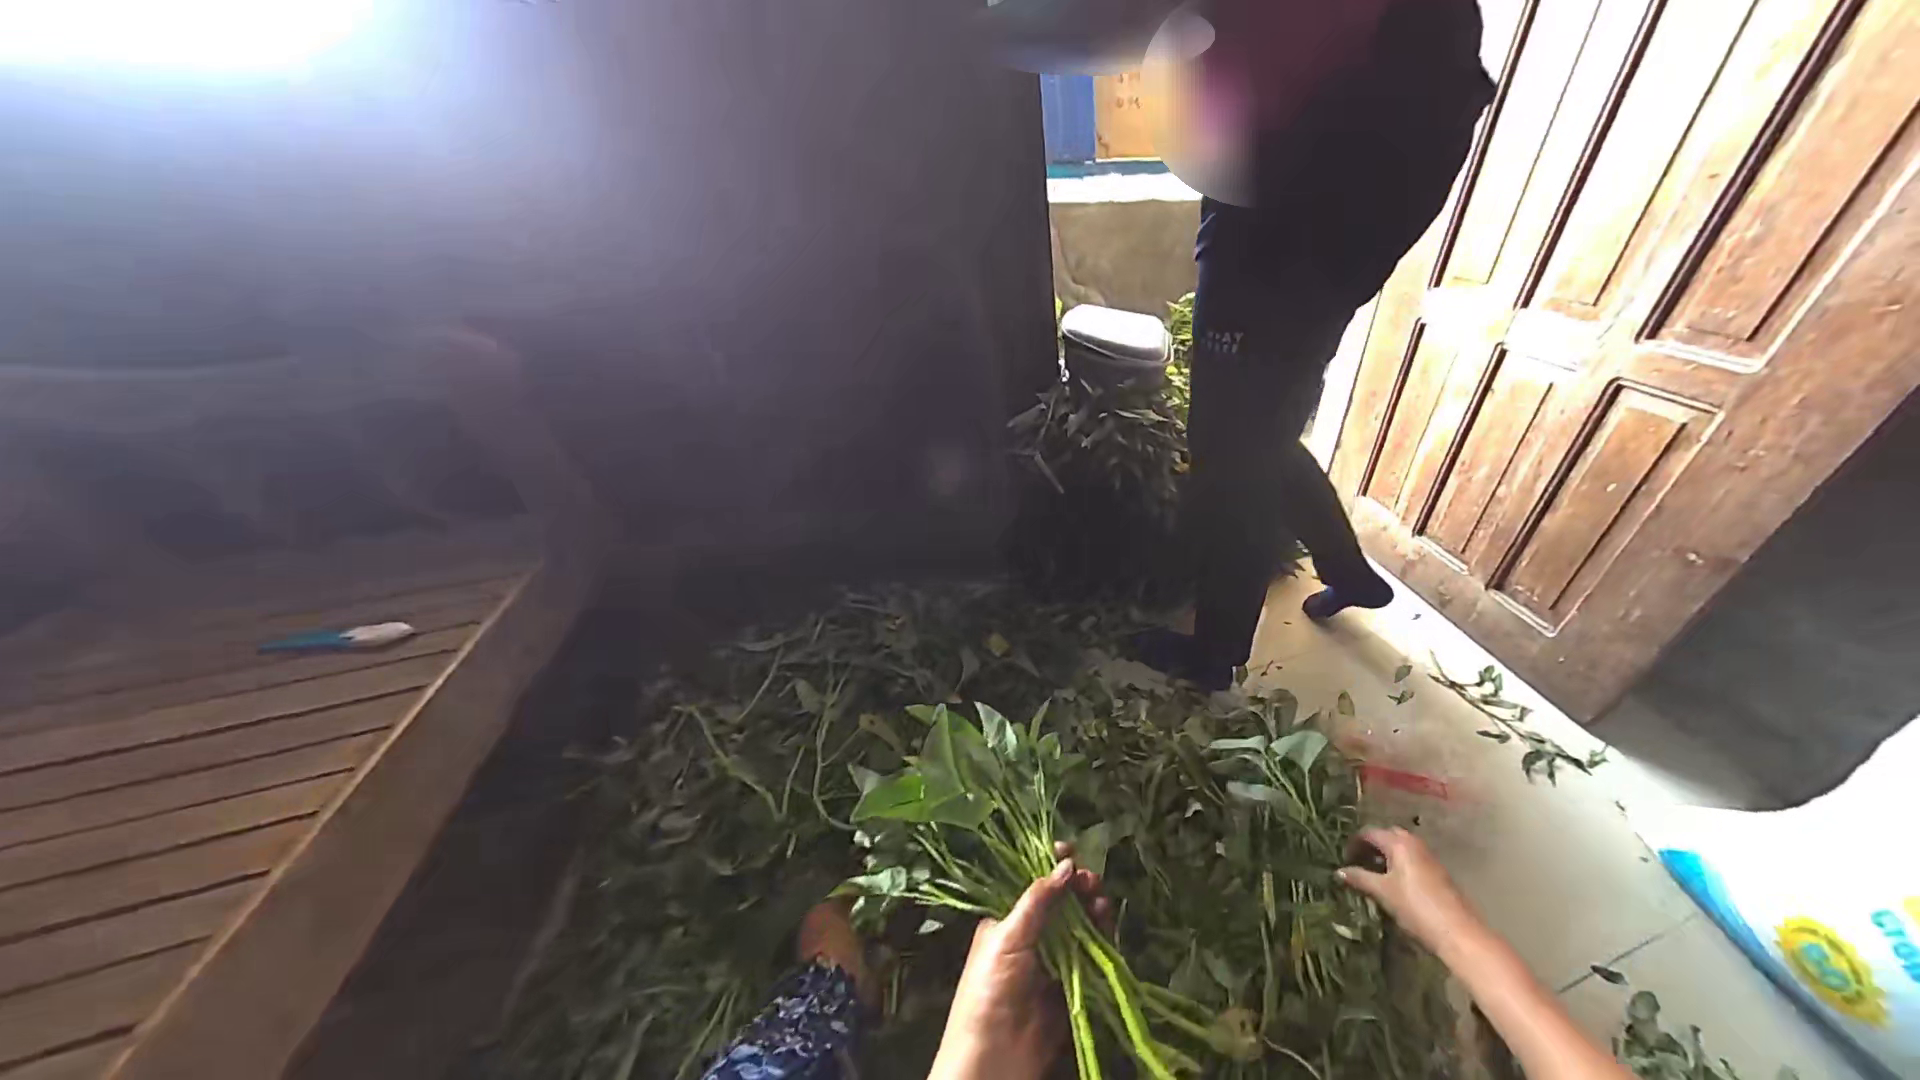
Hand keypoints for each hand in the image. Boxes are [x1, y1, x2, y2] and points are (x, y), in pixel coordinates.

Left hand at [928, 845, 1110, 1079]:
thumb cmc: (990, 988)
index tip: (1069, 850)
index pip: (1032, 883)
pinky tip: (1107, 923)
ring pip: (1078, 926)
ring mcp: (1052, 960)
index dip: (1050, 866)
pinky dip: (1101, 938)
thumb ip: (1038, 901)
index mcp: (1006, 918)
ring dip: (1090, 909)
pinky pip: (1090, 956)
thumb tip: (1065, 864)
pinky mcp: (1071, 985)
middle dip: (1076, 887)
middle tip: (1090, 879)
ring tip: (1100, 899)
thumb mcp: (1008, 935)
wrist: (993, 1059)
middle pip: (1060, 903)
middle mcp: (1030, 935)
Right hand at [1336, 826, 1480, 953]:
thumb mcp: (1382, 892)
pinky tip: (1395, 885)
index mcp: (1399, 843)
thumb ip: (1359, 877)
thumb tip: (1339, 871)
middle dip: (1372, 846)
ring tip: (1375, 874)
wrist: (1460, 934)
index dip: (1353, 844)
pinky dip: (1400, 866)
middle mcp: (1415, 844)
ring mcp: (1430, 859)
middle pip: (1388, 836)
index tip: (1344, 859)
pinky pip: (1413, 861)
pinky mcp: (1440, 875)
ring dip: (1387, 856)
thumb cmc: (1416, 906)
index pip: (1369, 833)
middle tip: (1360, 861)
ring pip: (1402, 849)